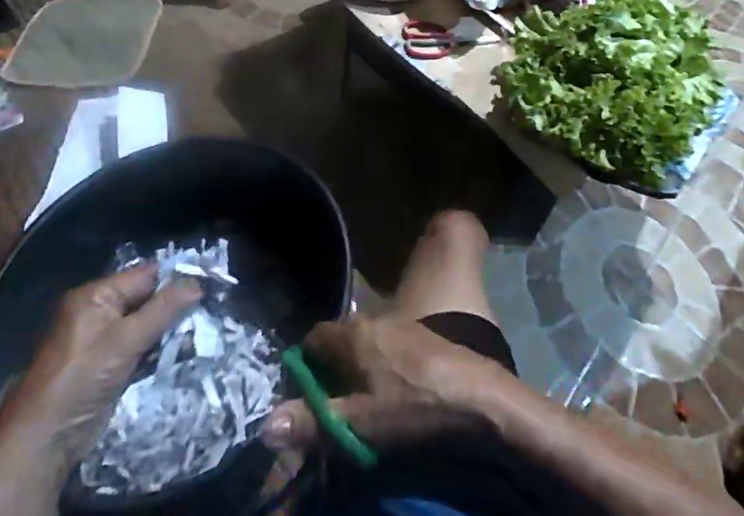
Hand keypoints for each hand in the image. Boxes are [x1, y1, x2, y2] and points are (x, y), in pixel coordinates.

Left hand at [0, 265, 201, 467]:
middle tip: (204, 314)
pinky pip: (143, 344)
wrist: (46, 438)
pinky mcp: (111, 362)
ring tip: (196, 335)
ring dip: (171, 330)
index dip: (175, 280)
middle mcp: (99, 311)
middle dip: (175, 307)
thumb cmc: (81, 379)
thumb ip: (164, 308)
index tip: (206, 288)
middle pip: (149, 298)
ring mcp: (105, 339)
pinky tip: (180, 351)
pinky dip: (160, 347)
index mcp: (95, 296)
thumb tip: (198, 283)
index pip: (146, 275)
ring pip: (149, 322)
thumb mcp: (126, 339)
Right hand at [261, 315, 502, 452]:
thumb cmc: (413, 405)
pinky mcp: (426, 337)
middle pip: (340, 339)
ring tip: (357, 403)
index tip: (301, 394)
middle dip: (329, 368)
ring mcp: (405, 325)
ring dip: (357, 368)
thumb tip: (265, 423)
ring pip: (367, 343)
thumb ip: (312, 422)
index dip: (303, 365)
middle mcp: (377, 320)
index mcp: (355, 334)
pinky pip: (390, 348)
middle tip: (327, 404)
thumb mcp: (358, 422)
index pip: (314, 338)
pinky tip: (390, 392)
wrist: (478, 393)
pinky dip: (381, 367)